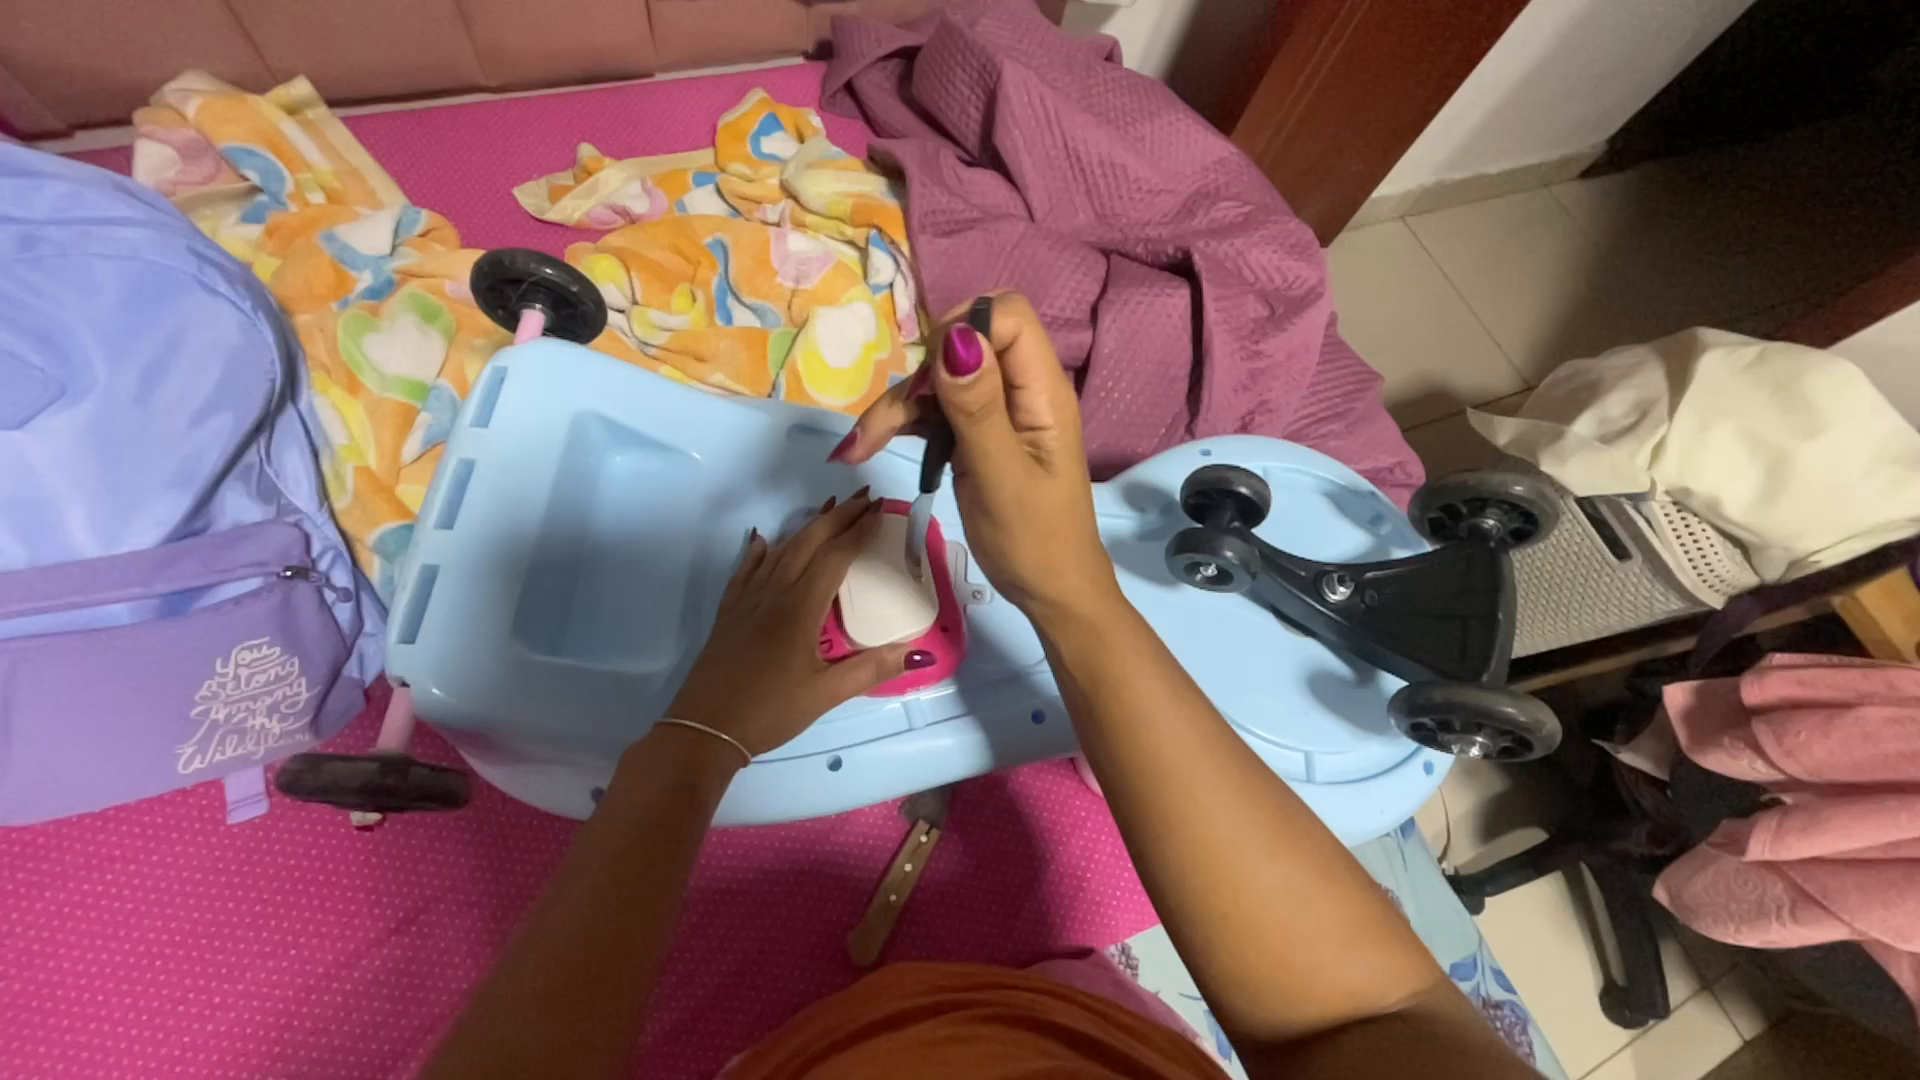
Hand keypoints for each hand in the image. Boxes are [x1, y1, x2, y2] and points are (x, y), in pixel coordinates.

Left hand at [663, 490, 923, 756]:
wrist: (703, 729)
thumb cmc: (769, 712)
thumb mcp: (825, 694)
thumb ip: (871, 669)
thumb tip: (918, 652)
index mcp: (799, 608)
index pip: (835, 557)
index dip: (859, 530)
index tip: (880, 509)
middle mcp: (773, 594)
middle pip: (808, 542)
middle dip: (837, 516)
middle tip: (863, 497)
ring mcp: (747, 601)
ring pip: (780, 550)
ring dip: (806, 526)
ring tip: (828, 508)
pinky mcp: (729, 613)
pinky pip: (746, 570)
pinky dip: (759, 551)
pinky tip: (763, 540)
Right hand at [833, 293, 1119, 623]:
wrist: (1048, 589)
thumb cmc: (1034, 540)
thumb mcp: (1002, 477)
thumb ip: (978, 408)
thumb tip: (956, 335)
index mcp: (1043, 391)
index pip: (1007, 316)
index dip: (964, 329)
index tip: (933, 380)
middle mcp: (1021, 391)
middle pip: (963, 345)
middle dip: (919, 376)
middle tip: (888, 425)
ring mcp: (996, 413)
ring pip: (940, 380)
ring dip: (898, 407)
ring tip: (859, 447)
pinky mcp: (975, 435)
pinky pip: (935, 412)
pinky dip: (902, 425)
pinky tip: (867, 446)